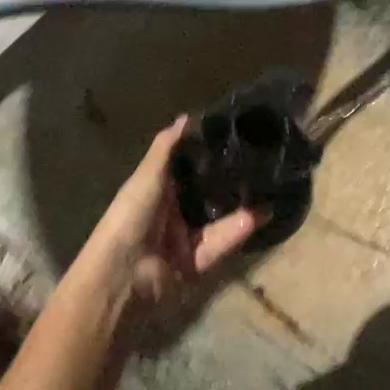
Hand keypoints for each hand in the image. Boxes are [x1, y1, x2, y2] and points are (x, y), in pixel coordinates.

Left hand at [68, 116, 261, 314]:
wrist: (123, 273)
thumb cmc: (132, 214)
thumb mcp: (148, 175)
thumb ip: (166, 147)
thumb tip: (186, 117)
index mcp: (156, 189)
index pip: (185, 168)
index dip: (204, 155)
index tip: (231, 138)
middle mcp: (170, 212)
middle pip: (204, 195)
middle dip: (228, 184)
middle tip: (257, 165)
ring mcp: (183, 240)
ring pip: (217, 222)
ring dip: (239, 209)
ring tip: (267, 191)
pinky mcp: (196, 265)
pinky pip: (219, 245)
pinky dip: (235, 232)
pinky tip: (257, 216)